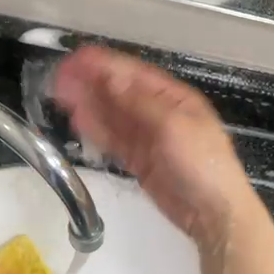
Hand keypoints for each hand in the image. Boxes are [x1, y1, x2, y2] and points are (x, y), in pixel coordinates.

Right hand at [53, 46, 258, 246]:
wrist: (213, 213)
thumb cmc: (203, 165)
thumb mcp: (173, 126)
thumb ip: (139, 102)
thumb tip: (111, 78)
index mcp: (174, 98)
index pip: (132, 75)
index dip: (102, 66)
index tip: (75, 60)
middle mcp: (159, 114)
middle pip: (119, 93)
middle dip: (90, 84)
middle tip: (59, 78)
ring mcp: (149, 138)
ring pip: (113, 116)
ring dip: (88, 105)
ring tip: (60, 97)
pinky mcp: (140, 161)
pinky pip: (114, 140)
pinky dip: (97, 131)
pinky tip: (79, 122)